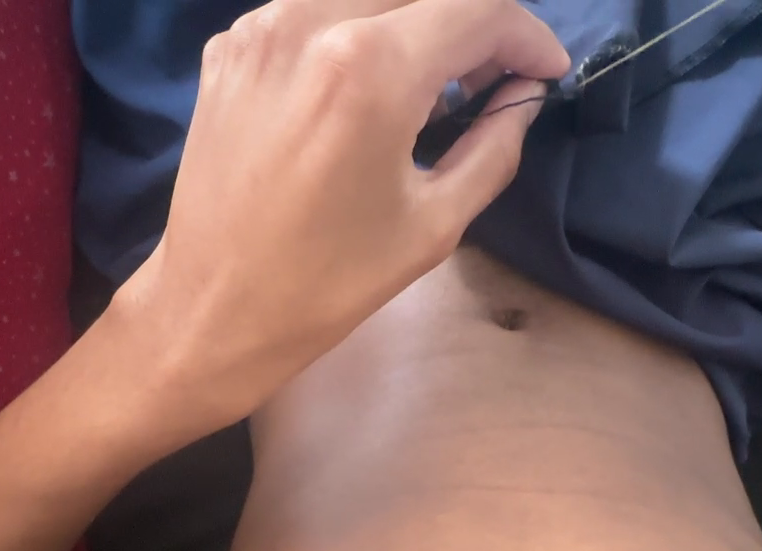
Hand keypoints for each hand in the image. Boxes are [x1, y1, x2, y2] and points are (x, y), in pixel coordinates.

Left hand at [115, 0, 568, 433]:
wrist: (217, 310)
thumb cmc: (330, 285)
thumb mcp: (432, 227)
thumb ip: (492, 148)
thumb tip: (522, 97)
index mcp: (369, 68)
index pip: (476, 7)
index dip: (525, 35)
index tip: (545, 72)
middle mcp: (310, 19)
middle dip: (474, 30)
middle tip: (492, 86)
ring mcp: (259, 27)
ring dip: (416, 30)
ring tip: (432, 89)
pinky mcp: (229, 48)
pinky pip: (314, 16)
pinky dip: (356, 40)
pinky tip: (364, 94)